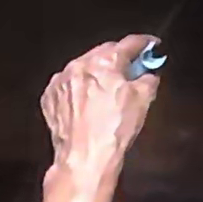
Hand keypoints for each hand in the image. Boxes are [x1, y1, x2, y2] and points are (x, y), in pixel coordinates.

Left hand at [40, 34, 159, 189]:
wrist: (84, 158)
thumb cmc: (115, 127)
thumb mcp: (144, 100)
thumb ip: (149, 78)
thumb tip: (148, 74)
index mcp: (105, 61)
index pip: (129, 43)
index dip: (145, 43)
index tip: (153, 46)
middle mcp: (80, 64)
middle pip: (105, 51)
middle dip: (120, 57)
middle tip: (133, 68)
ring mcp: (61, 80)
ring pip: (85, 66)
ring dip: (99, 71)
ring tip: (109, 87)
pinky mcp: (50, 97)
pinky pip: (70, 82)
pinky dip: (81, 85)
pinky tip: (90, 100)